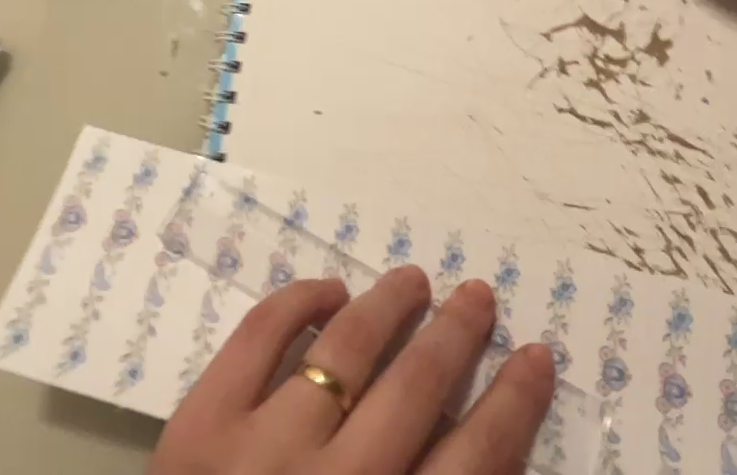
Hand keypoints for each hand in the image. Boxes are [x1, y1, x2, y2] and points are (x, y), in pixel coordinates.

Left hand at [149, 267, 556, 474]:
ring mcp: (263, 446)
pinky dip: (299, 300)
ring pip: (345, 347)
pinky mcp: (201, 421)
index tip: (535, 356)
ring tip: (415, 279)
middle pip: (415, 389)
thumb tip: (472, 441)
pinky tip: (330, 290)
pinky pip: (260, 334)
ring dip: (388, 305)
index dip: (513, 404)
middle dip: (456, 336)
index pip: (475, 461)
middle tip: (477, 295)